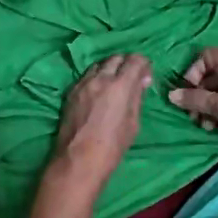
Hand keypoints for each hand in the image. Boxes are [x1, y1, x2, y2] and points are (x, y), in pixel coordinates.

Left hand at [51, 53, 151, 189]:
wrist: (78, 159)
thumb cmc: (113, 146)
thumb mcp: (133, 122)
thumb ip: (137, 96)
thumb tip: (141, 80)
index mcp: (120, 85)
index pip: (135, 59)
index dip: (143, 63)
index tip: (145, 74)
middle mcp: (101, 78)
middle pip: (116, 57)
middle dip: (126, 63)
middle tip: (131, 77)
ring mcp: (83, 83)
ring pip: (99, 64)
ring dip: (109, 68)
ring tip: (114, 83)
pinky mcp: (71, 91)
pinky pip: (87, 75)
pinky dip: (96, 77)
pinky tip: (98, 91)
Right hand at [167, 47, 217, 163]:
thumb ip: (196, 100)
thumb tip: (171, 94)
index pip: (207, 55)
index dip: (195, 69)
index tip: (190, 88)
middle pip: (208, 77)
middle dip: (196, 95)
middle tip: (191, 114)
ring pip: (215, 94)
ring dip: (204, 108)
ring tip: (202, 124)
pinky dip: (216, 115)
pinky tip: (213, 129)